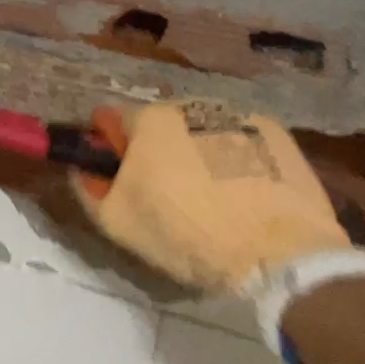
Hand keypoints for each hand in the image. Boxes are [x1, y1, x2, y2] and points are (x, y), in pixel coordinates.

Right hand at [71, 99, 350, 293]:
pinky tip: (245, 192)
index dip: (110, 148)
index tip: (119, 175)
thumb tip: (83, 171)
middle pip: (158, 124)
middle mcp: (191, 106)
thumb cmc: (187, 234)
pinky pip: (242, 141)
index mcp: (148, 119)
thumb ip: (87, 188)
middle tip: (167, 190)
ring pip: (202, 131)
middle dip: (156, 148)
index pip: (111, 120)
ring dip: (197, 151)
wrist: (281, 258)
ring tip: (212, 195)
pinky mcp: (280, 137)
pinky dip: (237, 158)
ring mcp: (240, 118)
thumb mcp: (116, 221)